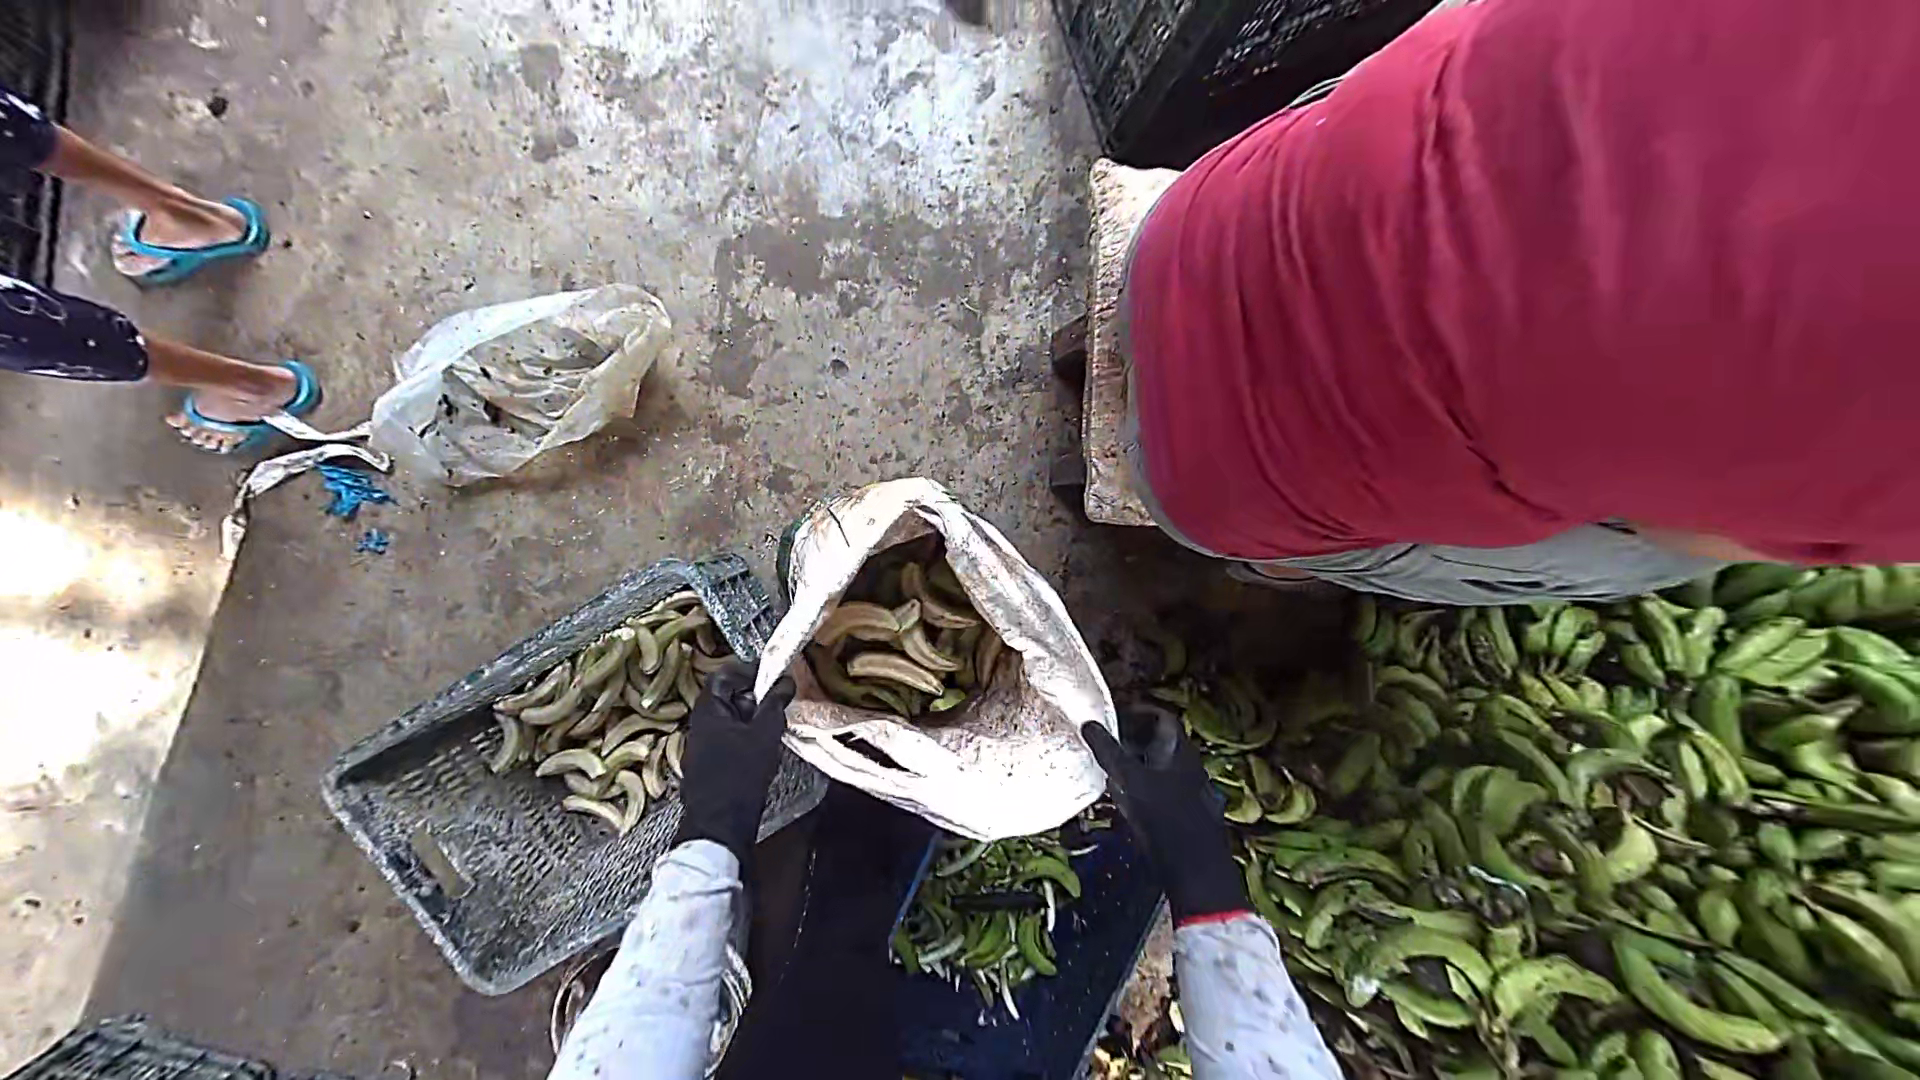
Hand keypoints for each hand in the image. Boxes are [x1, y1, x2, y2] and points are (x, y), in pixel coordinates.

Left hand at [673, 660, 795, 861]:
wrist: (720, 824)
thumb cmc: (741, 774)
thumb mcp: (765, 732)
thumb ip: (775, 703)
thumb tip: (785, 680)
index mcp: (708, 711)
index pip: (724, 675)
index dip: (749, 670)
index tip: (773, 676)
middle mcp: (701, 724)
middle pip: (728, 696)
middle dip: (756, 695)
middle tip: (779, 702)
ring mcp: (703, 745)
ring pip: (731, 718)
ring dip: (754, 717)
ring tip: (775, 726)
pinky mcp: (710, 763)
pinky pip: (730, 737)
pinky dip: (748, 735)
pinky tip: (765, 748)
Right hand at [1081, 706, 1245, 921]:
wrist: (1195, 871)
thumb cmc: (1164, 817)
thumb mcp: (1130, 779)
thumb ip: (1108, 751)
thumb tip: (1088, 724)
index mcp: (1181, 752)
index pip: (1163, 718)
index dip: (1140, 710)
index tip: (1117, 713)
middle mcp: (1188, 768)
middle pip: (1160, 742)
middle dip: (1133, 737)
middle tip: (1108, 738)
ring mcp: (1188, 793)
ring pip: (1159, 767)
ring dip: (1136, 762)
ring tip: (1111, 765)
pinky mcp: (1184, 815)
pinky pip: (1160, 789)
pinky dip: (1142, 785)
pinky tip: (1124, 798)